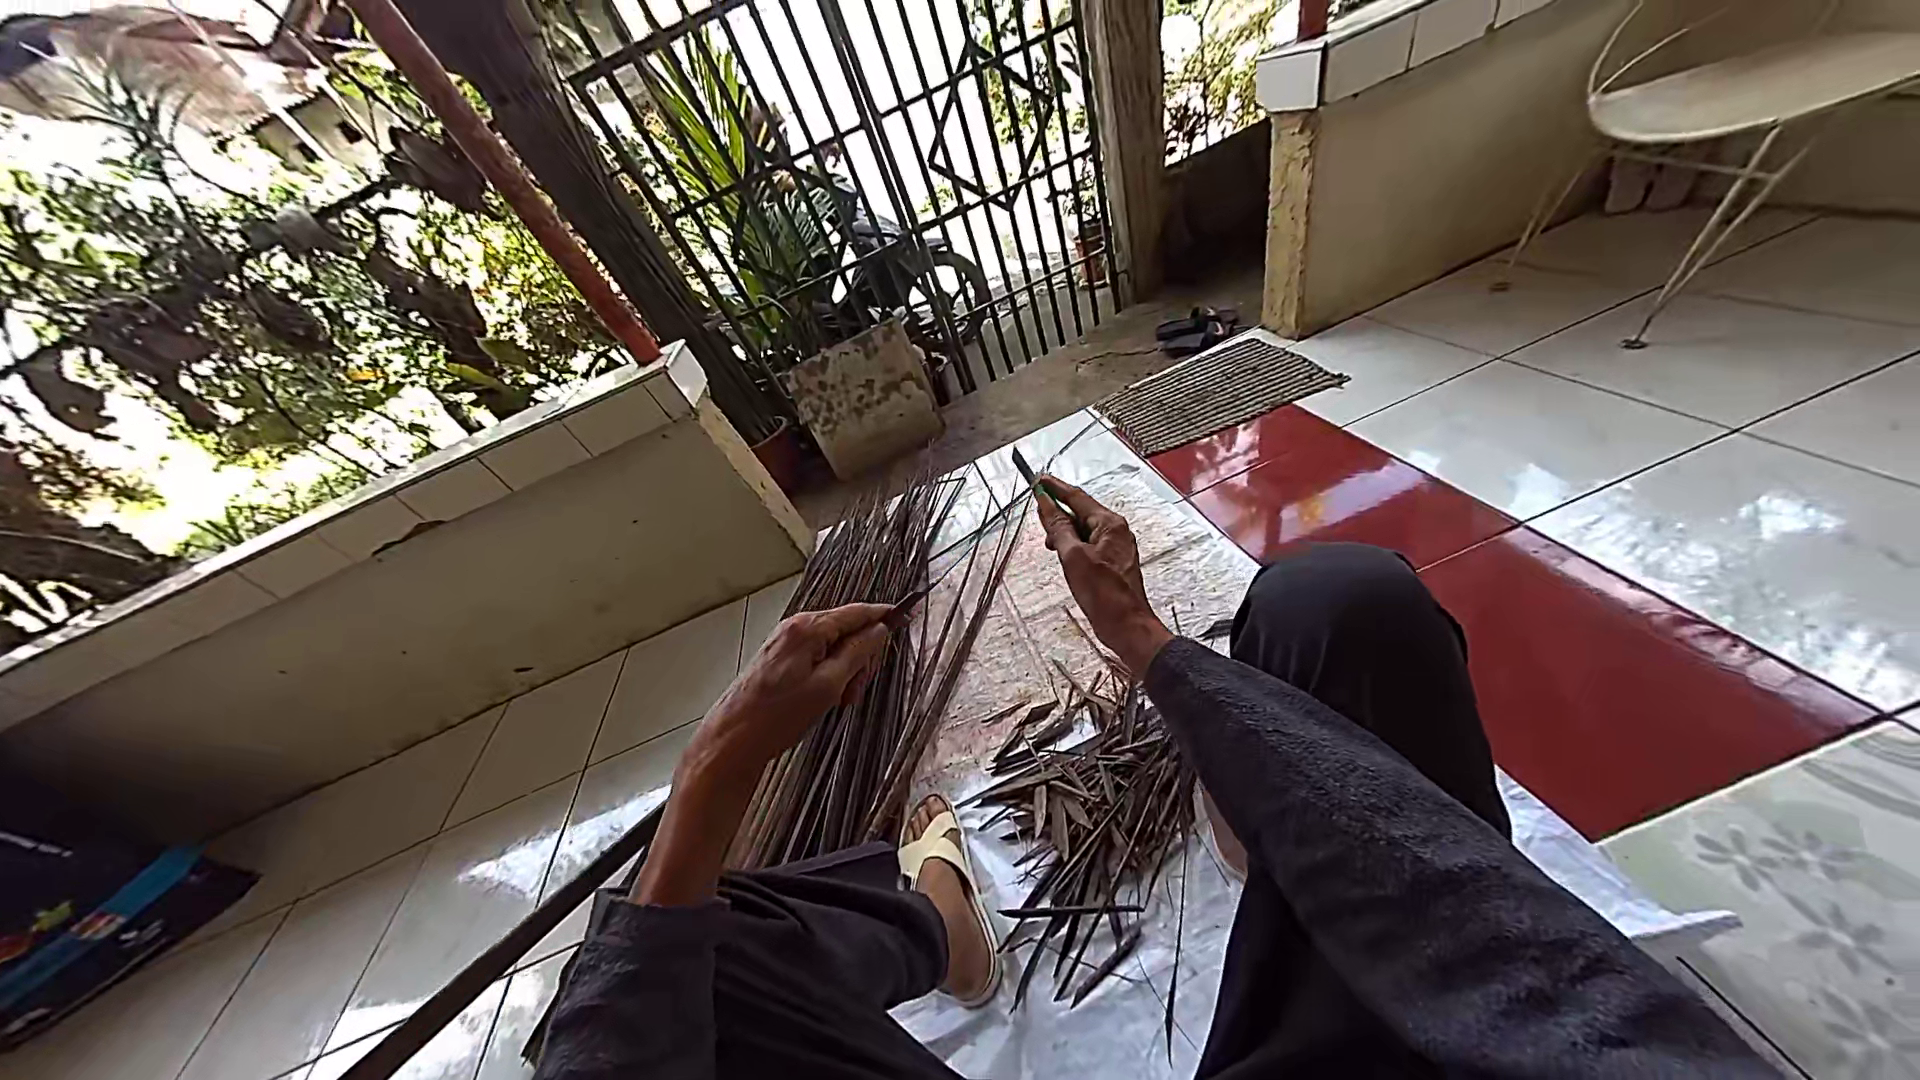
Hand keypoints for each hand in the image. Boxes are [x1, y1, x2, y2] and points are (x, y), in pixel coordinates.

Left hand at [688, 602, 892, 778]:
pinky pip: (819, 654)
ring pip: (835, 644)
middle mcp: (796, 626)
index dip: (885, 615)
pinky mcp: (782, 656)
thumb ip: (858, 653)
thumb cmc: (776, 717)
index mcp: (808, 628)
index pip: (858, 612)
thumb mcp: (829, 686)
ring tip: (840, 700)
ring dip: (847, 669)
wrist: (732, 741)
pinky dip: (831, 672)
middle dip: (862, 657)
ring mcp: (787, 640)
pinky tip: (828, 696)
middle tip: (857, 690)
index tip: (908, 616)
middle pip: (848, 628)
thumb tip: (880, 629)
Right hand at [1035, 476, 1172, 676]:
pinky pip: (1087, 545)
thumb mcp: (1073, 557)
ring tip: (1051, 546)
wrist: (1127, 626)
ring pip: (1083, 530)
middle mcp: (1116, 531)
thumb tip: (1047, 506)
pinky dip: (1072, 547)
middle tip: (1039, 518)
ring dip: (1064, 534)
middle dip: (1058, 515)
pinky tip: (1064, 558)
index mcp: (1110, 524)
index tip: (1038, 481)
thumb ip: (1059, 529)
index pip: (1077, 497)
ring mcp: (1115, 547)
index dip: (1055, 488)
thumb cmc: (1106, 595)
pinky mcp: (1111, 562)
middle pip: (1080, 512)